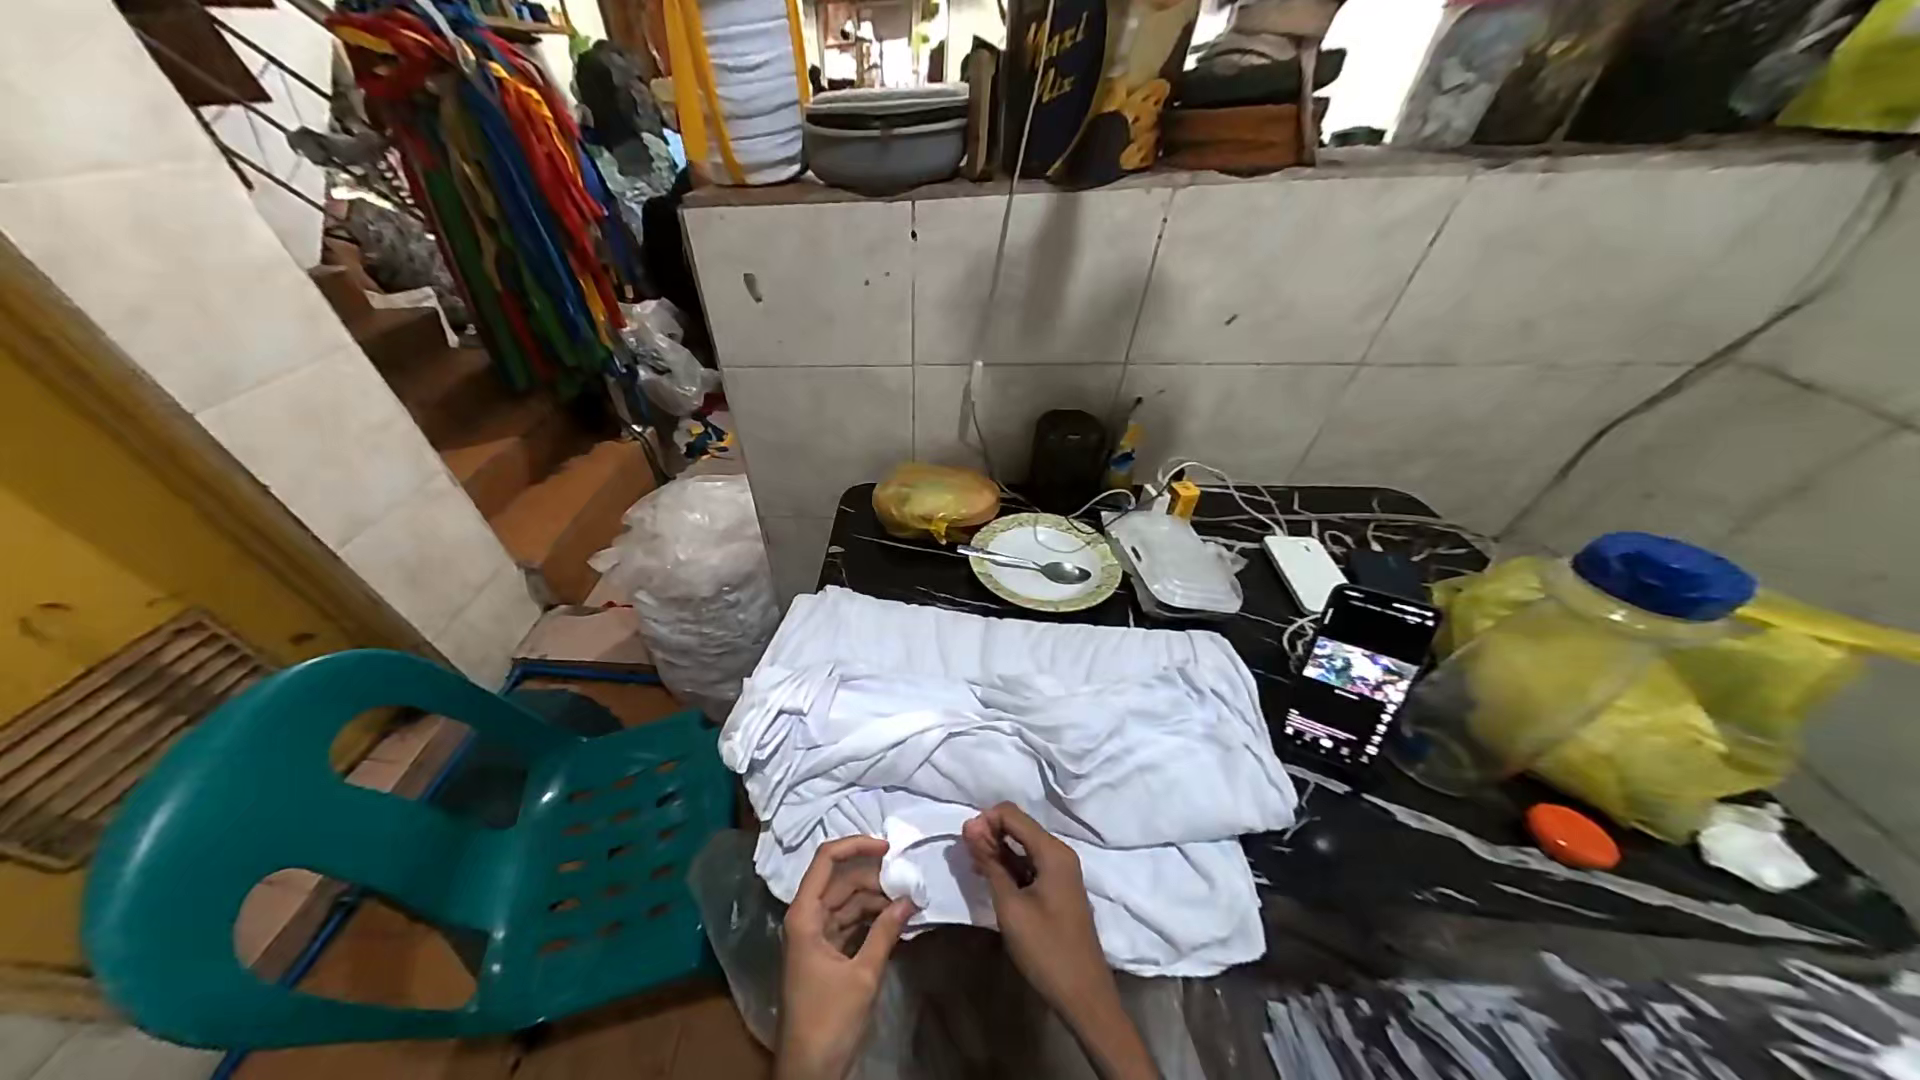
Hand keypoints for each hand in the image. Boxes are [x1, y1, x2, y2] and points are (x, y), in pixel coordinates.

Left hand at [777, 836, 915, 1079]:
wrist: (808, 1073)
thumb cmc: (828, 1020)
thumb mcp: (862, 975)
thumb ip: (885, 931)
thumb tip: (909, 898)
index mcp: (804, 915)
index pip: (826, 860)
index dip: (856, 845)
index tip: (889, 847)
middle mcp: (806, 918)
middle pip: (841, 880)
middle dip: (875, 878)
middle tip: (908, 884)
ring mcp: (814, 936)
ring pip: (847, 901)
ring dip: (876, 900)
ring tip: (907, 903)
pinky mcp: (825, 953)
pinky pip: (849, 922)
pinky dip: (871, 919)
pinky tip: (895, 921)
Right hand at [962, 803, 1157, 1079]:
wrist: (1083, 995)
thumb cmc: (1045, 949)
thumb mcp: (1010, 905)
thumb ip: (990, 861)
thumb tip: (970, 826)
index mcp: (1052, 851)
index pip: (1012, 814)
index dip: (985, 821)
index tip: (964, 843)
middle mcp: (1059, 853)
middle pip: (1018, 826)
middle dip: (989, 834)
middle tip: (966, 857)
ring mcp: (1060, 871)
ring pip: (1022, 846)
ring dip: (997, 851)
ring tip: (973, 867)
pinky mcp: (1057, 888)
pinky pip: (1029, 864)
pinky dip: (1008, 866)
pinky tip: (990, 879)